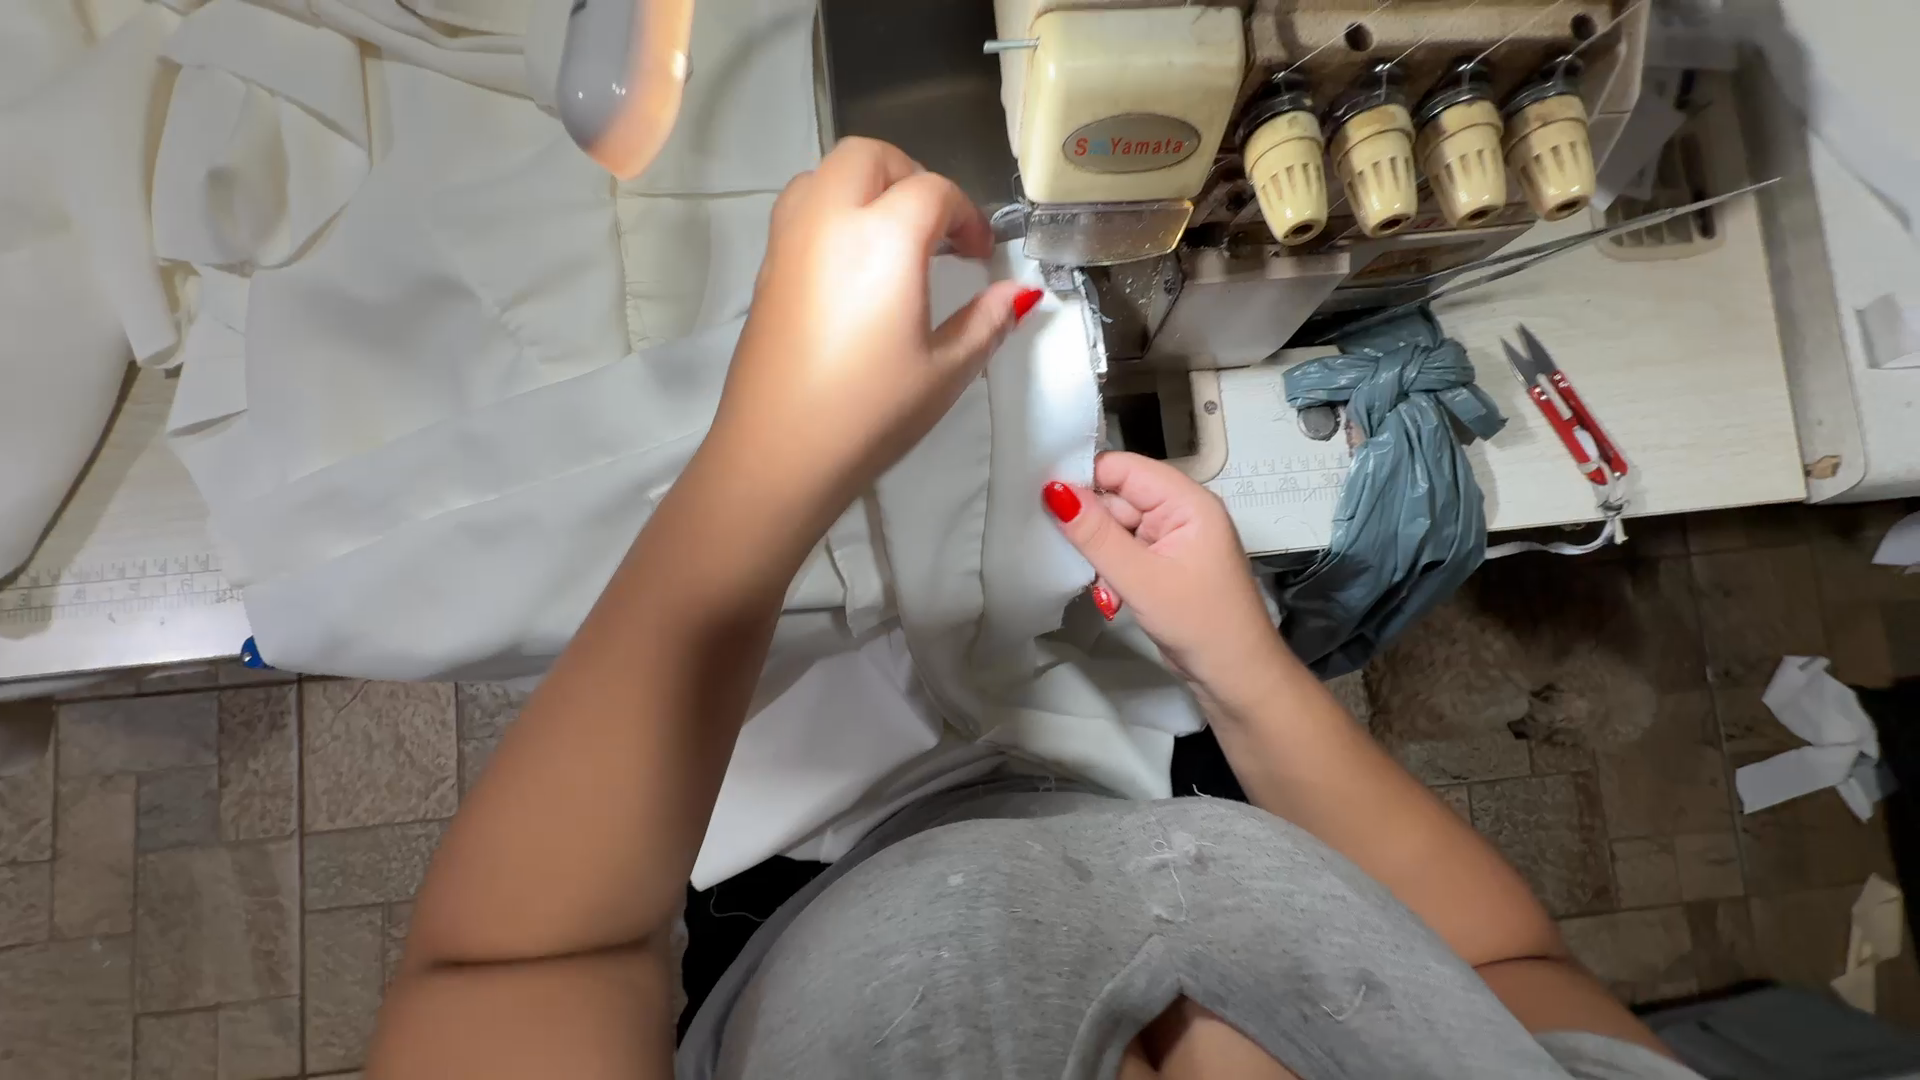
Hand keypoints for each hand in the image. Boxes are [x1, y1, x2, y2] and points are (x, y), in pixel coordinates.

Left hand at [707, 137, 1036, 513]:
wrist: (779, 452)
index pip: (933, 191)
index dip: (966, 215)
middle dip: (911, 176)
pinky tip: (851, 268)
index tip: (980, 256)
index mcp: (883, 239)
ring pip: (824, 174)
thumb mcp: (945, 373)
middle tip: (936, 230)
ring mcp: (788, 242)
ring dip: (865, 186)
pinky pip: (799, 209)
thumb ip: (986, 323)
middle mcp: (829, 221)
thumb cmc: (871, 414)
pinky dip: (832, 212)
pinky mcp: (766, 270)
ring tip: (891, 239)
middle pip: (869, 157)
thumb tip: (1016, 295)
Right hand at [1044, 452, 1290, 701]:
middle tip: (1079, 559)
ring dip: (1100, 557)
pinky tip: (1111, 597)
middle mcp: (1179, 512)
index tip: (1046, 501)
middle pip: (1116, 498)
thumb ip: (1095, 534)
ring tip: (1106, 590)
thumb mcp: (1140, 577)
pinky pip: (1124, 553)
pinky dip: (1111, 572)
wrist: (1236, 677)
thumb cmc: (1200, 623)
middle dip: (1092, 528)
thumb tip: (1053, 489)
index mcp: (1187, 501)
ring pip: (1115, 529)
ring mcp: (1171, 540)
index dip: (1085, 479)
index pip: (1123, 468)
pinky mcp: (1163, 564)